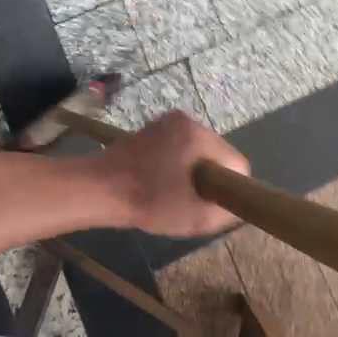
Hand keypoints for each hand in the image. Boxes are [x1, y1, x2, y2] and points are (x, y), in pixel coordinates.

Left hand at [98, 110, 248, 236]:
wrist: (100, 186)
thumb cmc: (150, 201)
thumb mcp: (198, 218)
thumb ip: (228, 211)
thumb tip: (237, 204)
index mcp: (197, 135)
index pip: (237, 163)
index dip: (232, 189)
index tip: (214, 204)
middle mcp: (184, 120)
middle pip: (218, 155)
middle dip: (212, 179)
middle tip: (193, 200)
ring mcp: (166, 122)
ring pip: (199, 152)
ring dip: (194, 172)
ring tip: (175, 192)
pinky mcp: (152, 128)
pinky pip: (181, 148)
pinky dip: (178, 164)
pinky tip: (162, 181)